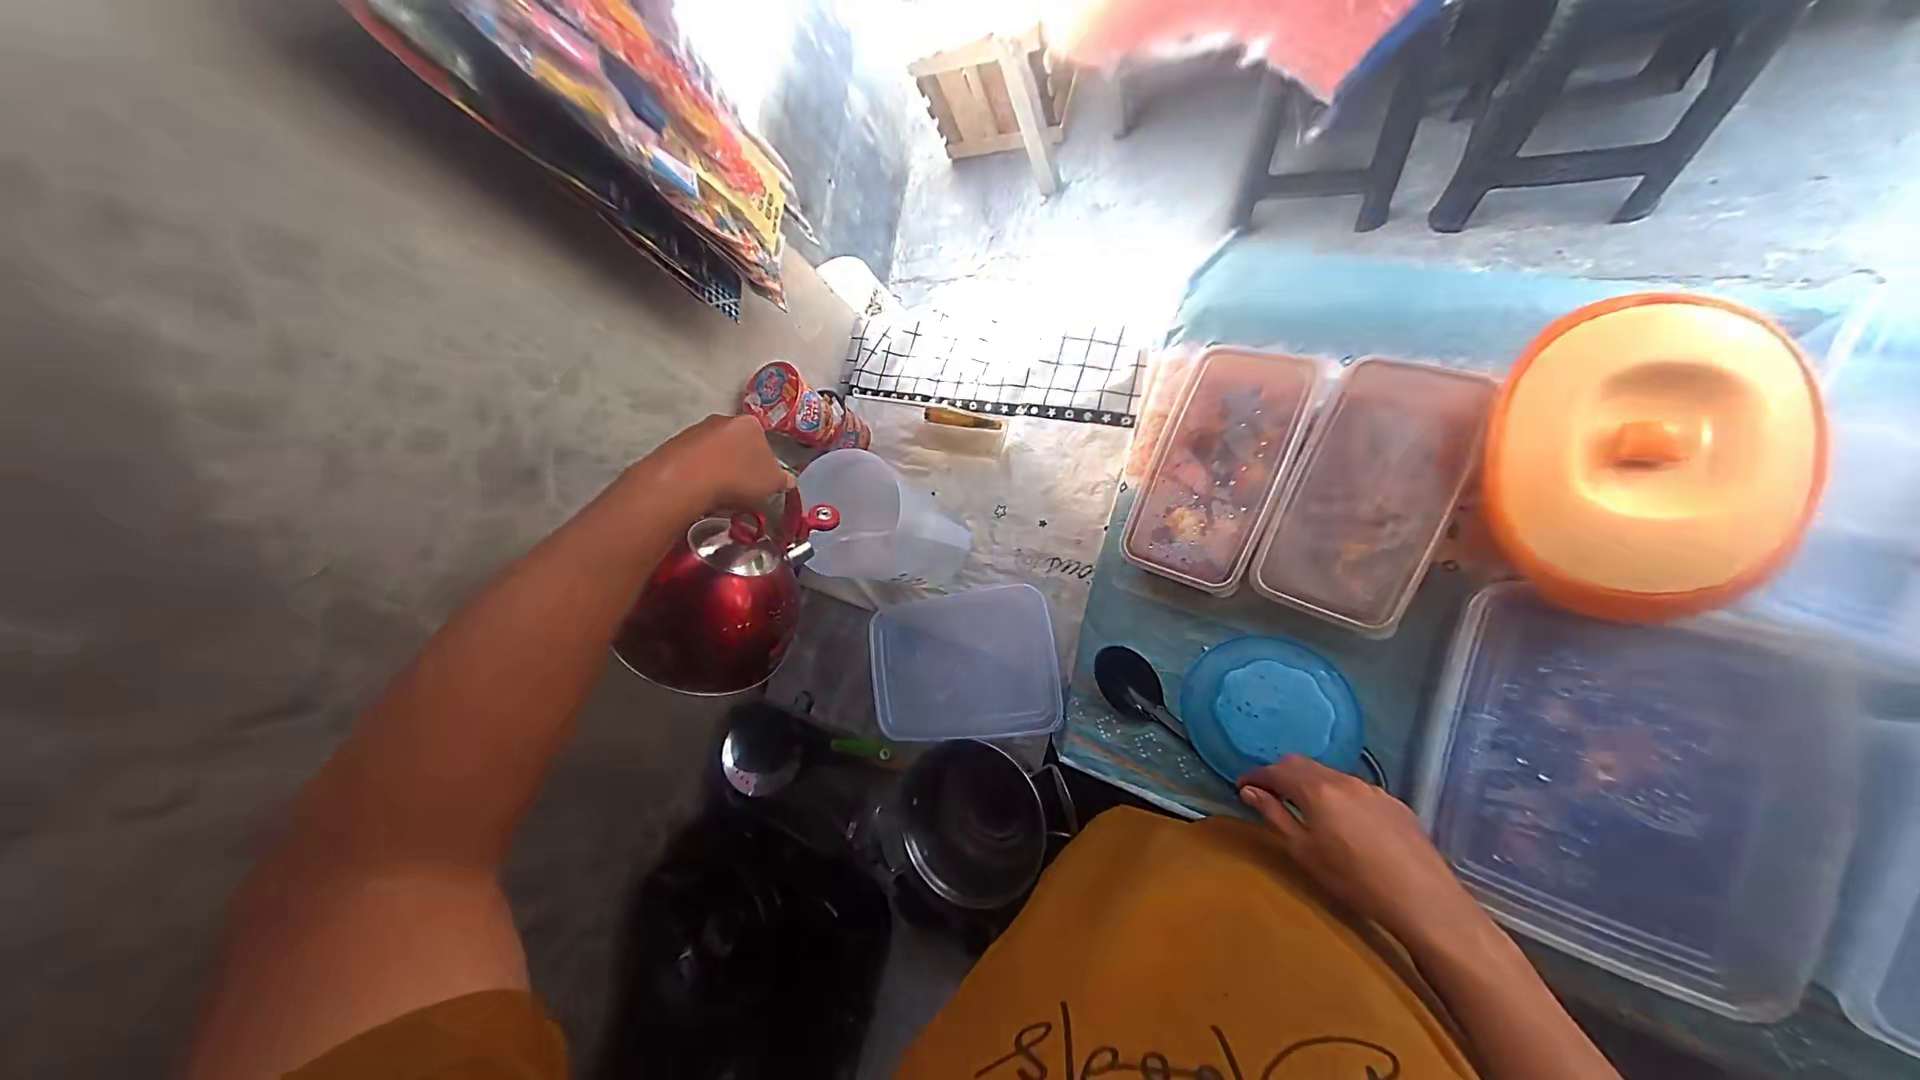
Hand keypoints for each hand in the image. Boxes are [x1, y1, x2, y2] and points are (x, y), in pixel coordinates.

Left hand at [629, 414, 791, 513]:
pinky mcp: (674, 442)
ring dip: (717, 467)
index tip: (759, 481)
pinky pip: (693, 458)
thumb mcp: (772, 484)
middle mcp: (723, 418)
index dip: (763, 462)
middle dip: (739, 462)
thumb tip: (788, 479)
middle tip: (740, 487)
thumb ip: (783, 480)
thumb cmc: (738, 478)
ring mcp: (696, 429)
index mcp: (751, 423)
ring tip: (718, 491)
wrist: (686, 479)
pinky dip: (698, 471)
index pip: (763, 441)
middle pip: (737, 443)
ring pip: (714, 450)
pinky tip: (699, 489)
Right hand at [1238, 755, 1480, 947]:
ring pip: (1331, 775)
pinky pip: (1356, 790)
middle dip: (1281, 774)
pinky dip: (1339, 796)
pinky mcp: (1396, 804)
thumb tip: (1250, 791)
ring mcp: (1373, 789)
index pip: (1275, 771)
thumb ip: (1274, 815)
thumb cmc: (1354, 880)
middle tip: (1269, 795)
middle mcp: (1343, 779)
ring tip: (1307, 809)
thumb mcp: (1303, 851)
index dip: (1254, 777)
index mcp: (1316, 789)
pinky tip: (1346, 823)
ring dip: (1311, 784)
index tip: (1242, 787)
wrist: (1425, 902)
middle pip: (1302, 764)